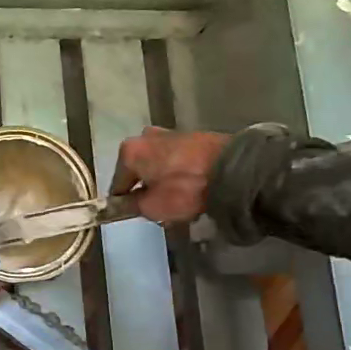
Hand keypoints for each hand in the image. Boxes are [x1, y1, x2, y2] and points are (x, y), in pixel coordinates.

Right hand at [110, 126, 230, 222]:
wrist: (233, 169)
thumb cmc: (184, 189)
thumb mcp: (152, 207)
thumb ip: (132, 206)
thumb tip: (123, 204)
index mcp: (129, 151)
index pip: (118, 184)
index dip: (124, 203)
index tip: (135, 215)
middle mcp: (145, 136)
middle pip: (139, 171)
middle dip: (146, 190)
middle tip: (160, 210)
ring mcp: (170, 133)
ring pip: (158, 165)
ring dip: (164, 182)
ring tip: (179, 202)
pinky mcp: (193, 136)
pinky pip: (177, 160)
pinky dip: (180, 174)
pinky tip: (192, 189)